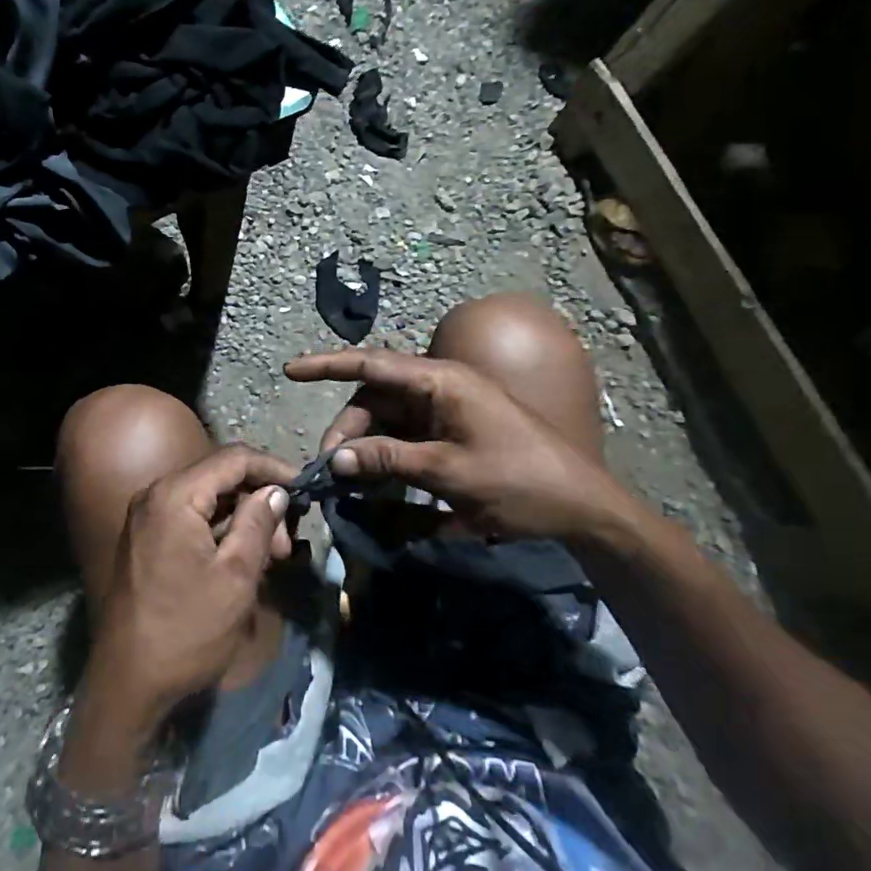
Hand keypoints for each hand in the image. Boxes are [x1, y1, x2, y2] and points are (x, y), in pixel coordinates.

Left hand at [86, 445, 294, 727]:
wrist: (128, 683)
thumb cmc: (187, 630)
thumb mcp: (236, 576)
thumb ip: (258, 523)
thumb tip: (276, 491)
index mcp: (174, 496)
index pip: (234, 458)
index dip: (274, 467)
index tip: (305, 489)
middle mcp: (155, 495)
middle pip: (220, 477)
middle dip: (260, 500)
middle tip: (287, 544)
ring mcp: (146, 517)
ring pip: (208, 499)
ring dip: (243, 518)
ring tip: (272, 556)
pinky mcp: (146, 540)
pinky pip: (191, 518)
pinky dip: (221, 531)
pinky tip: (244, 559)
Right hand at [284, 349, 639, 540]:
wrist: (580, 507)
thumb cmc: (519, 480)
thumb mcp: (450, 472)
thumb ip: (390, 460)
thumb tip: (335, 459)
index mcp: (441, 381)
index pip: (373, 363)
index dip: (328, 365)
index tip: (290, 370)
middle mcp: (439, 390)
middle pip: (375, 400)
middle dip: (347, 430)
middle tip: (327, 469)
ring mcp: (446, 414)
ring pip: (387, 422)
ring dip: (364, 449)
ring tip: (345, 483)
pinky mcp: (451, 437)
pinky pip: (406, 441)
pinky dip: (386, 460)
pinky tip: (372, 487)